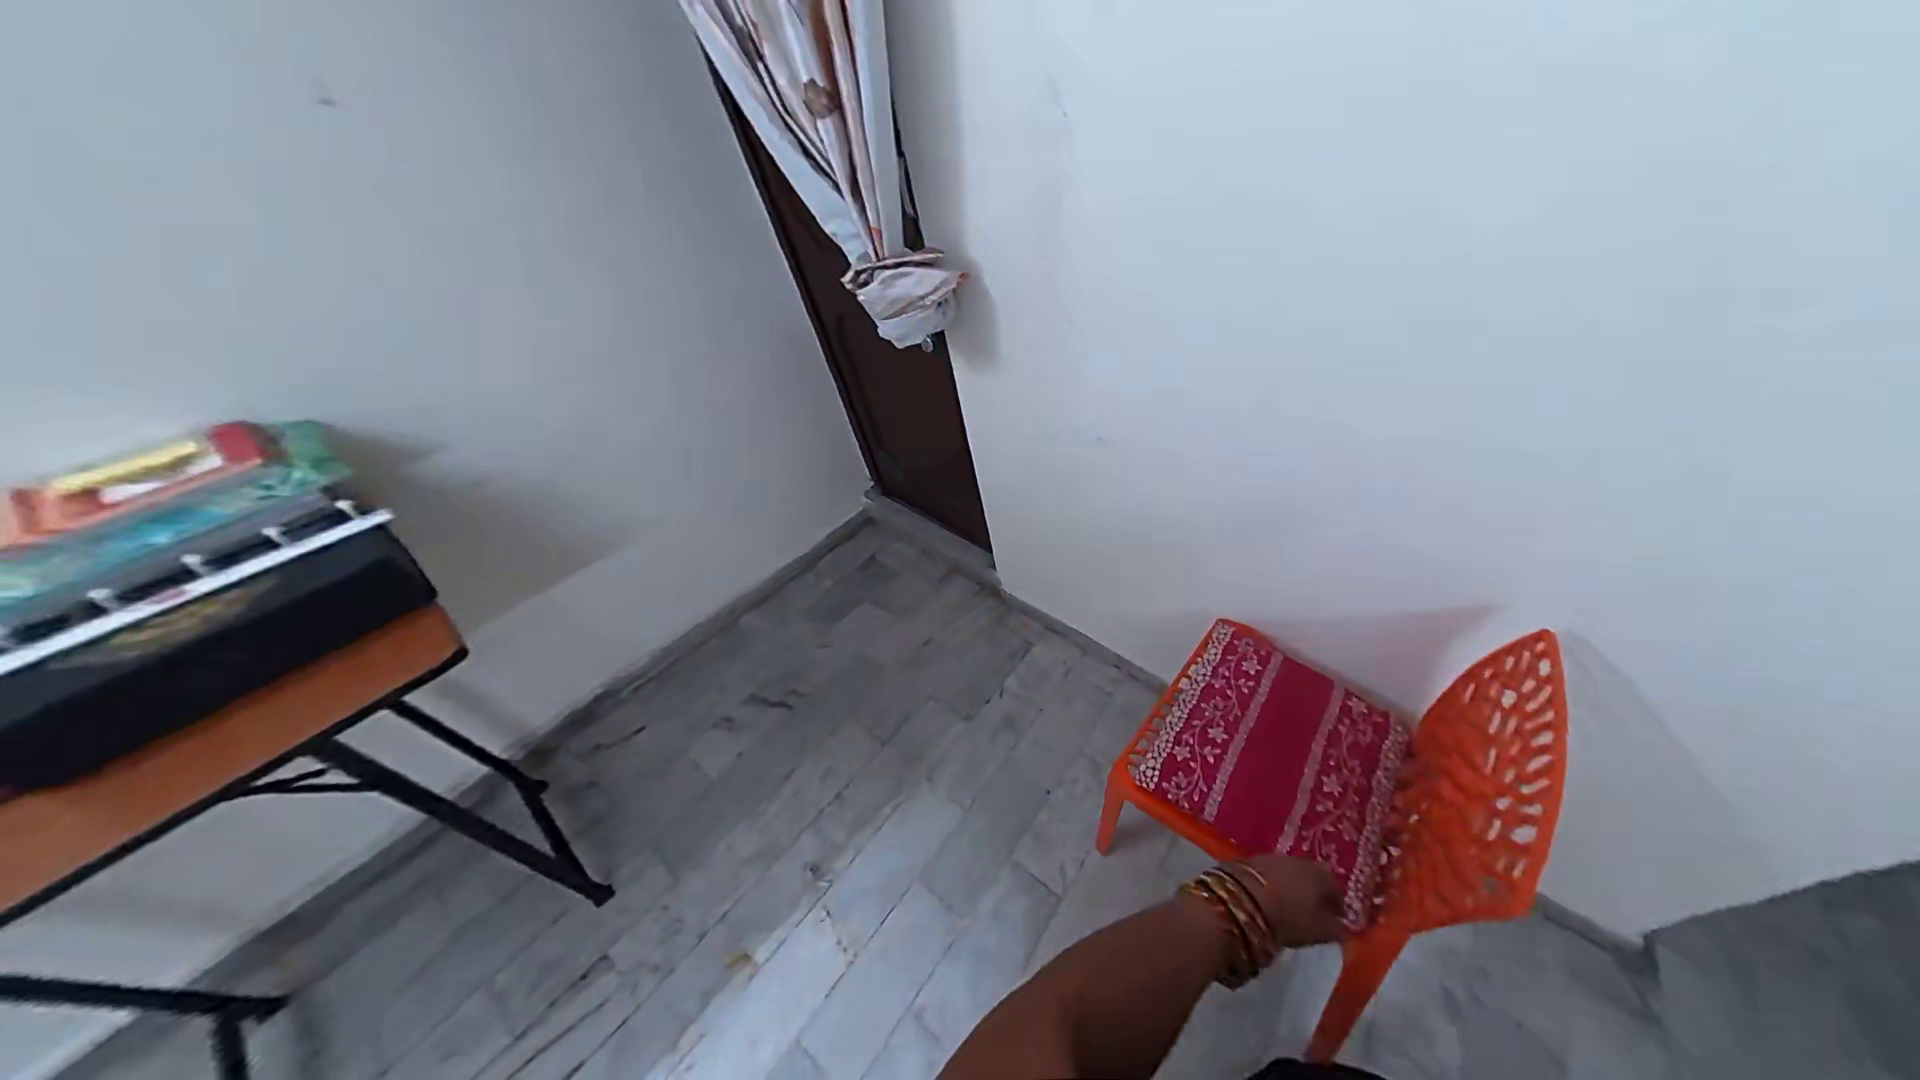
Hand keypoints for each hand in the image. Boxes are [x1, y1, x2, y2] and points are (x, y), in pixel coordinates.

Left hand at [1223, 855, 1345, 947]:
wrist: (1241, 899)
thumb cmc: (1289, 917)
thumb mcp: (1320, 931)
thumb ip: (1336, 929)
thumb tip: (1343, 928)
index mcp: (1319, 874)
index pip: (1334, 885)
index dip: (1337, 902)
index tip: (1337, 917)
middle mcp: (1296, 860)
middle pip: (1310, 874)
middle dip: (1313, 890)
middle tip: (1313, 910)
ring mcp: (1270, 857)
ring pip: (1287, 871)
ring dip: (1291, 885)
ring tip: (1289, 905)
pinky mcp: (1247, 860)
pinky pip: (1267, 872)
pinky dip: (1271, 883)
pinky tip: (1268, 897)